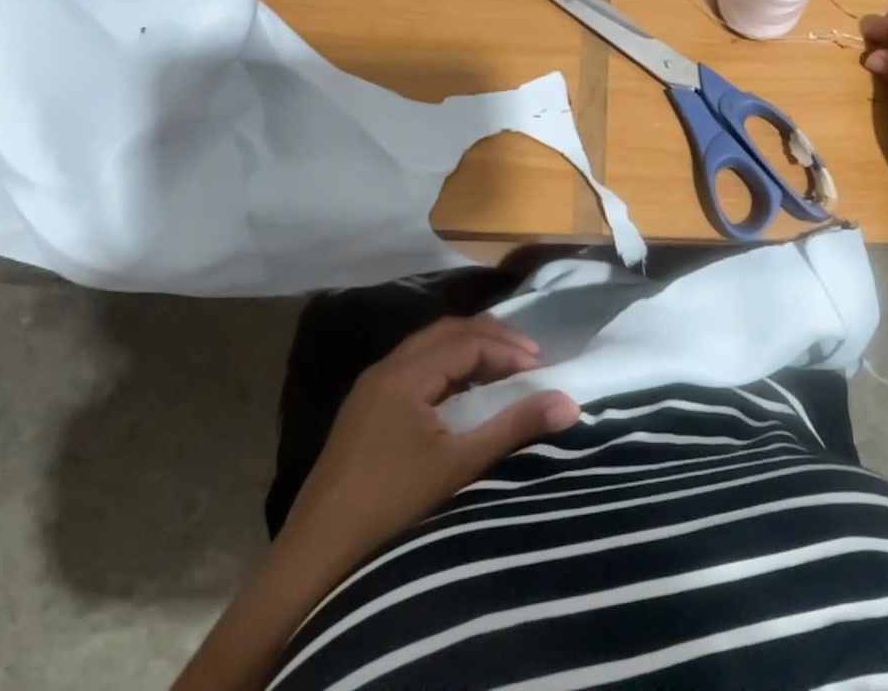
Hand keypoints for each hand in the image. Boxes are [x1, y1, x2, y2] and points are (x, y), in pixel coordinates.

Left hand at [280, 315, 579, 563]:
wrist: (318, 556)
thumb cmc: (392, 506)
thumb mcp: (460, 465)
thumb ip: (515, 427)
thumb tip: (570, 402)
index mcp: (403, 376)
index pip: (467, 341)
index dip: (509, 349)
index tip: (544, 370)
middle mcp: (384, 371)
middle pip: (446, 332)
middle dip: (492, 339)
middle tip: (531, 360)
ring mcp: (371, 391)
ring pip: (429, 349)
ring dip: (471, 352)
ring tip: (507, 372)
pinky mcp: (367, 412)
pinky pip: (417, 370)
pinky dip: (450, 370)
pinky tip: (469, 395)